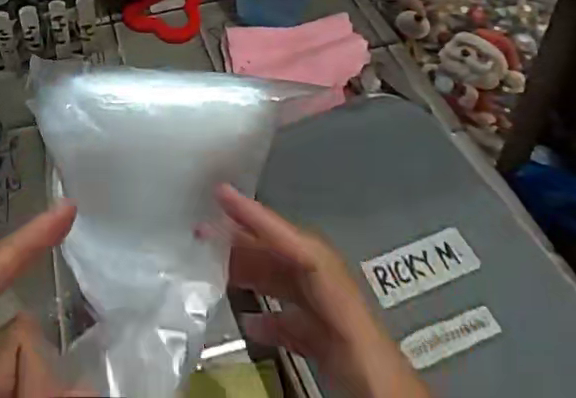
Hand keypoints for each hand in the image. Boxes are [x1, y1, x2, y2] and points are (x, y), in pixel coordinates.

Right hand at [217, 185, 426, 397]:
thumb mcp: (363, 391)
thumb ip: (304, 344)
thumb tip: (252, 322)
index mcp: (368, 348)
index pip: (315, 266)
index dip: (269, 225)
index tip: (226, 196)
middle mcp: (364, 336)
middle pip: (308, 268)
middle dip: (257, 242)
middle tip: (206, 231)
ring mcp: (361, 353)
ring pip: (308, 295)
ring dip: (262, 274)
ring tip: (216, 268)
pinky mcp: (357, 372)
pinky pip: (314, 328)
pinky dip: (280, 316)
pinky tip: (251, 322)